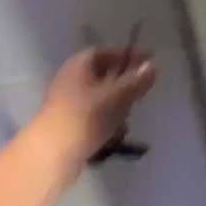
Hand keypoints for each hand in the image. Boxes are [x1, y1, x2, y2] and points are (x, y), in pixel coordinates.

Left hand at [35, 46, 157, 168]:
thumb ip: (135, 81)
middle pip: (101, 75)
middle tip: (142, 89)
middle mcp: (70, 79)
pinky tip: (115, 132)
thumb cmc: (85, 117)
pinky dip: (105, 120)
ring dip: (115, 104)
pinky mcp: (68, 124)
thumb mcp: (116, 97)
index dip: (126, 55)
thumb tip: (152, 66)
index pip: (104, 52)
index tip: (148, 60)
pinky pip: (92, 116)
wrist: (52, 153)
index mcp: (78, 65)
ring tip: (129, 114)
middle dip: (122, 82)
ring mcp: (66, 103)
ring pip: (98, 97)